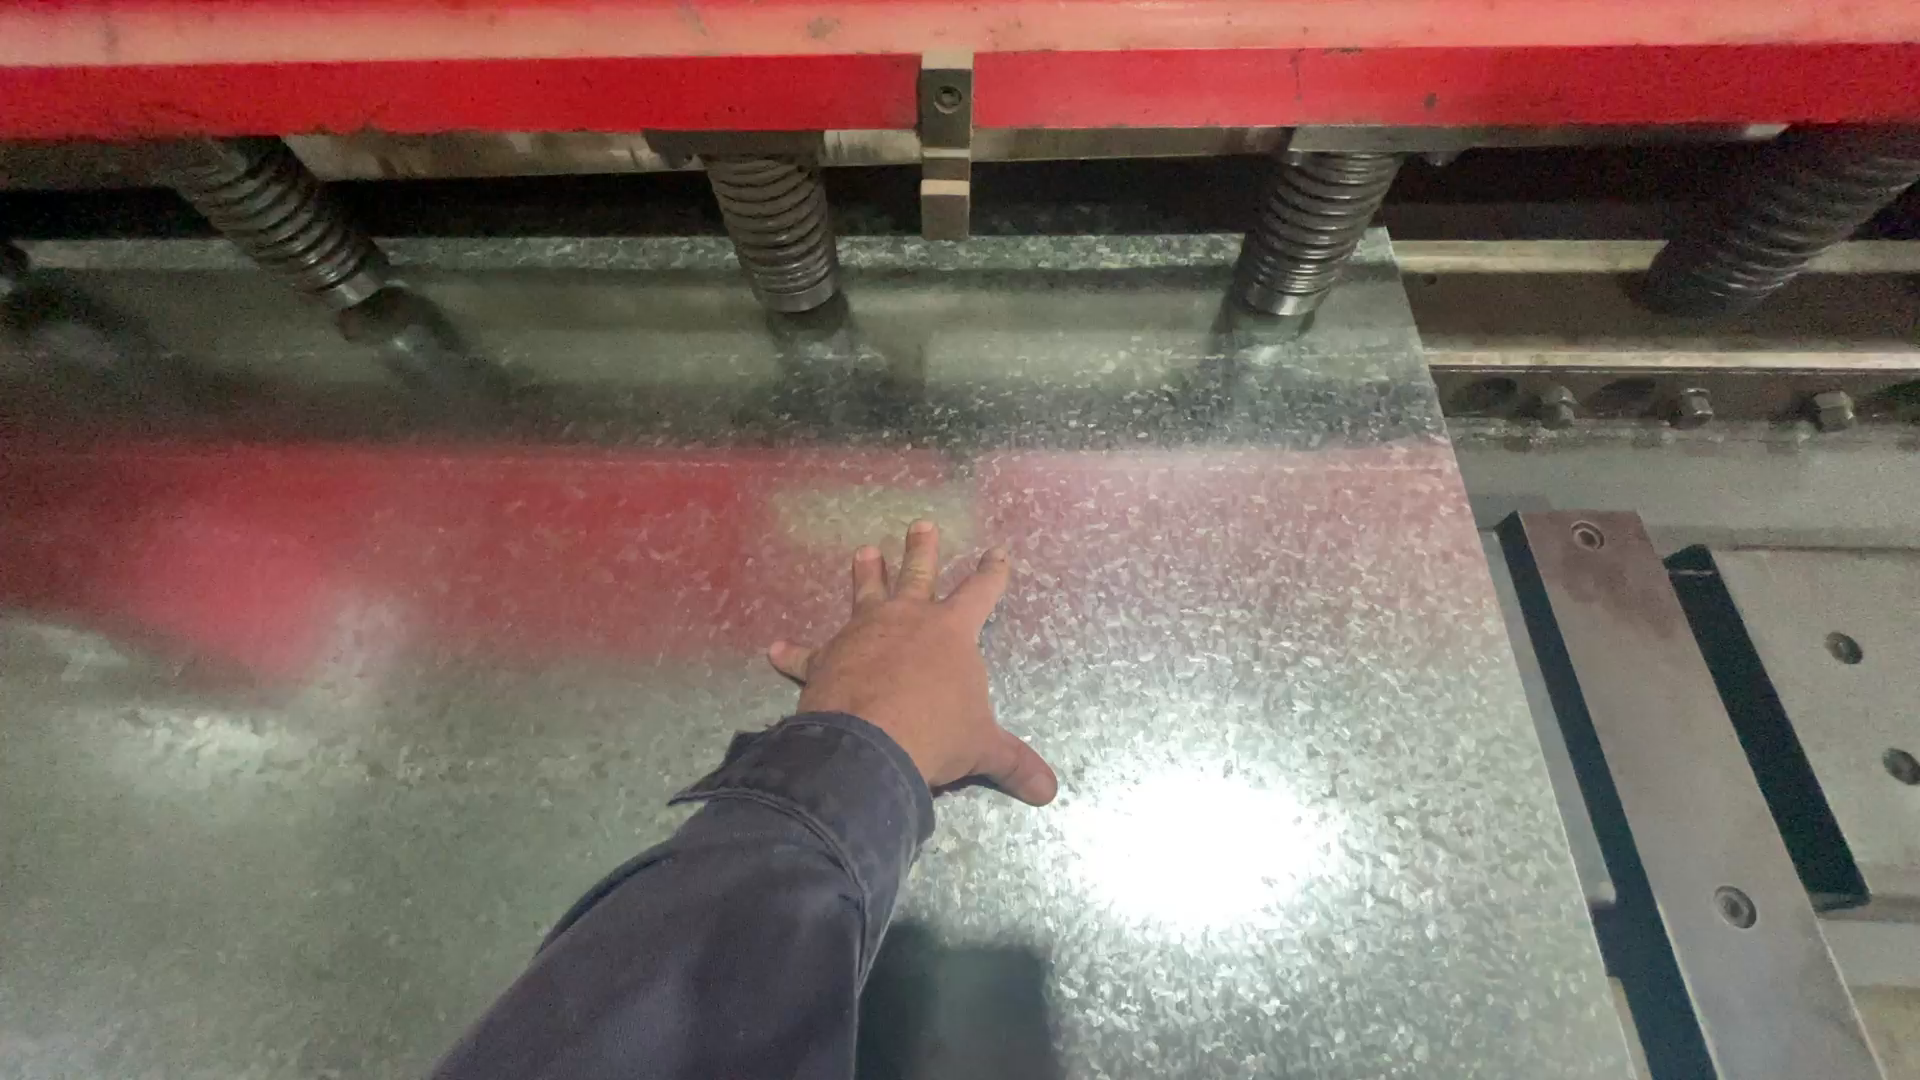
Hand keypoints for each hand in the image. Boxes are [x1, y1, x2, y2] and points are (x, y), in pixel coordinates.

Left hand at [768, 520, 1057, 806]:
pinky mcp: (825, 659)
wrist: (870, 746)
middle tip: (920, 525)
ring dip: (865, 573)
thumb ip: (1014, 763)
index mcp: (949, 632)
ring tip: (863, 551)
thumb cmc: (935, 734)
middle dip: (921, 550)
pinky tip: (774, 649)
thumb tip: (1050, 791)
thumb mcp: (981, 749)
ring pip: (865, 593)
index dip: (992, 573)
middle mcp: (906, 620)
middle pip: (917, 574)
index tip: (998, 552)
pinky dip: (791, 653)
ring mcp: (862, 633)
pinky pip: (806, 655)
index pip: (980, 592)